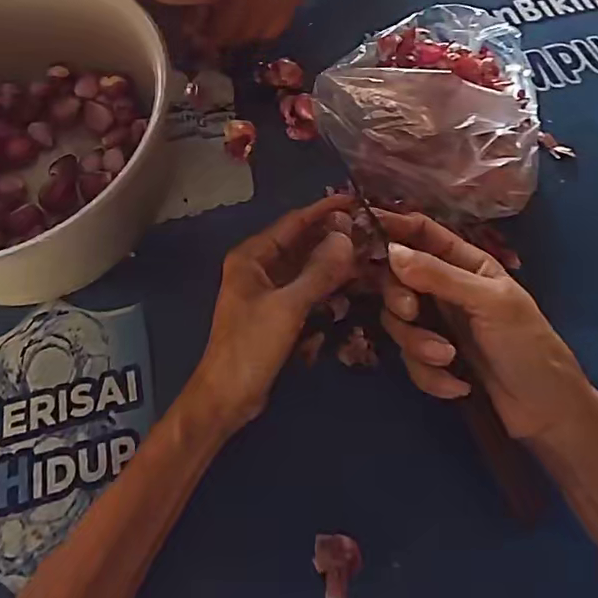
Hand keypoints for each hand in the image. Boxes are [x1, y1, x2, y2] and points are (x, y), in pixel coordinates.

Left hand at [182, 196, 358, 431]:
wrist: (227, 396)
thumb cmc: (251, 346)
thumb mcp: (288, 307)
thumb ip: (318, 272)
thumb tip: (345, 236)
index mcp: (251, 256)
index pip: (293, 223)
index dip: (323, 210)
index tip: (355, 201)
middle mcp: (258, 267)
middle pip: (301, 244)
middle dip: (332, 238)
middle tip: (369, 231)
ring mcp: (267, 291)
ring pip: (305, 269)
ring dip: (332, 265)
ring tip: (366, 257)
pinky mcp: (276, 313)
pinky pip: (305, 292)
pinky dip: (324, 290)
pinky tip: (347, 291)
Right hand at [377, 211, 597, 440]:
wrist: (549, 417)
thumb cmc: (529, 347)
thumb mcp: (490, 303)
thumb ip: (439, 276)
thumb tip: (391, 252)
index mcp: (464, 263)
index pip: (420, 232)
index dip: (393, 225)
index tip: (362, 228)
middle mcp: (444, 288)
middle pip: (396, 276)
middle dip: (399, 298)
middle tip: (411, 313)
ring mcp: (437, 323)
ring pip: (397, 320)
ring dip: (417, 343)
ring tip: (446, 358)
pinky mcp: (432, 358)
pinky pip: (407, 357)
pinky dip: (428, 373)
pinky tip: (457, 385)